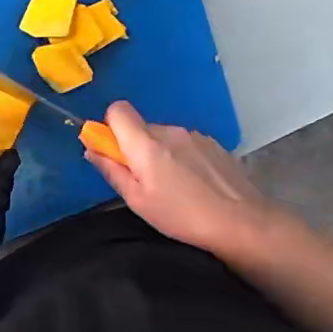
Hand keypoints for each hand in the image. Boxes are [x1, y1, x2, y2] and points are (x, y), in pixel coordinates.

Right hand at [85, 101, 288, 259]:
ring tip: (173, 185)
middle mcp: (170, 131)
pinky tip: (193, 183)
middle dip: (135, 147)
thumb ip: (111, 170)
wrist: (241, 221)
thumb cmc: (181, 215)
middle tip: (144, 180)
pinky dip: (181, 156)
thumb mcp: (137, 200)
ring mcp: (194, 135)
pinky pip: (184, 143)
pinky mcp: (213, 143)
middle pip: (140, 127)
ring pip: (163, 136)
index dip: (110, 127)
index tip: (114, 152)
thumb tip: (91, 150)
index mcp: (146, 144)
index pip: (117, 110)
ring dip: (159, 153)